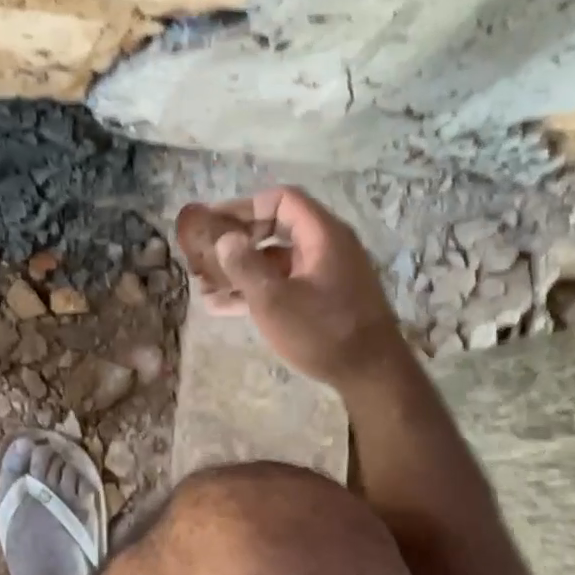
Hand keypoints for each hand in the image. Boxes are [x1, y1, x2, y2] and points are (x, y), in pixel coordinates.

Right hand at [175, 187, 407, 389]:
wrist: (370, 374)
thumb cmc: (322, 332)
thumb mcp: (273, 299)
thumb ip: (244, 265)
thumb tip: (224, 239)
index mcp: (323, 236)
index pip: (282, 200)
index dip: (244, 207)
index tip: (213, 224)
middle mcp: (327, 246)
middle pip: (276, 227)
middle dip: (236, 240)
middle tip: (203, 254)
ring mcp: (326, 273)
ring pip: (275, 259)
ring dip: (239, 268)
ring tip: (203, 285)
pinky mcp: (323, 297)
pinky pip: (283, 281)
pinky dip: (254, 288)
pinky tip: (221, 305)